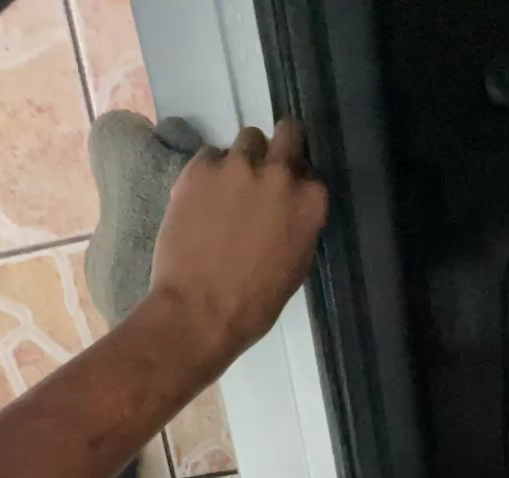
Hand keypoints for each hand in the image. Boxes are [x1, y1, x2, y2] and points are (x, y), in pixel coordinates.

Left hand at [145, 119, 328, 364]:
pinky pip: (208, 155)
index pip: (310, 172)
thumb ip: (297, 229)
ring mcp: (238, 167)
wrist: (198, 313)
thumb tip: (288, 213)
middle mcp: (279, 174)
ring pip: (246, 140)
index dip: (295, 182)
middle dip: (276, 151)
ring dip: (241, 160)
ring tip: (225, 191)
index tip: (282, 198)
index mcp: (310, 203)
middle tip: (261, 175)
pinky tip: (199, 200)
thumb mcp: (293, 270)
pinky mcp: (199, 170)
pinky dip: (207, 173)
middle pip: (287, 134)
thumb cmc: (252, 307)